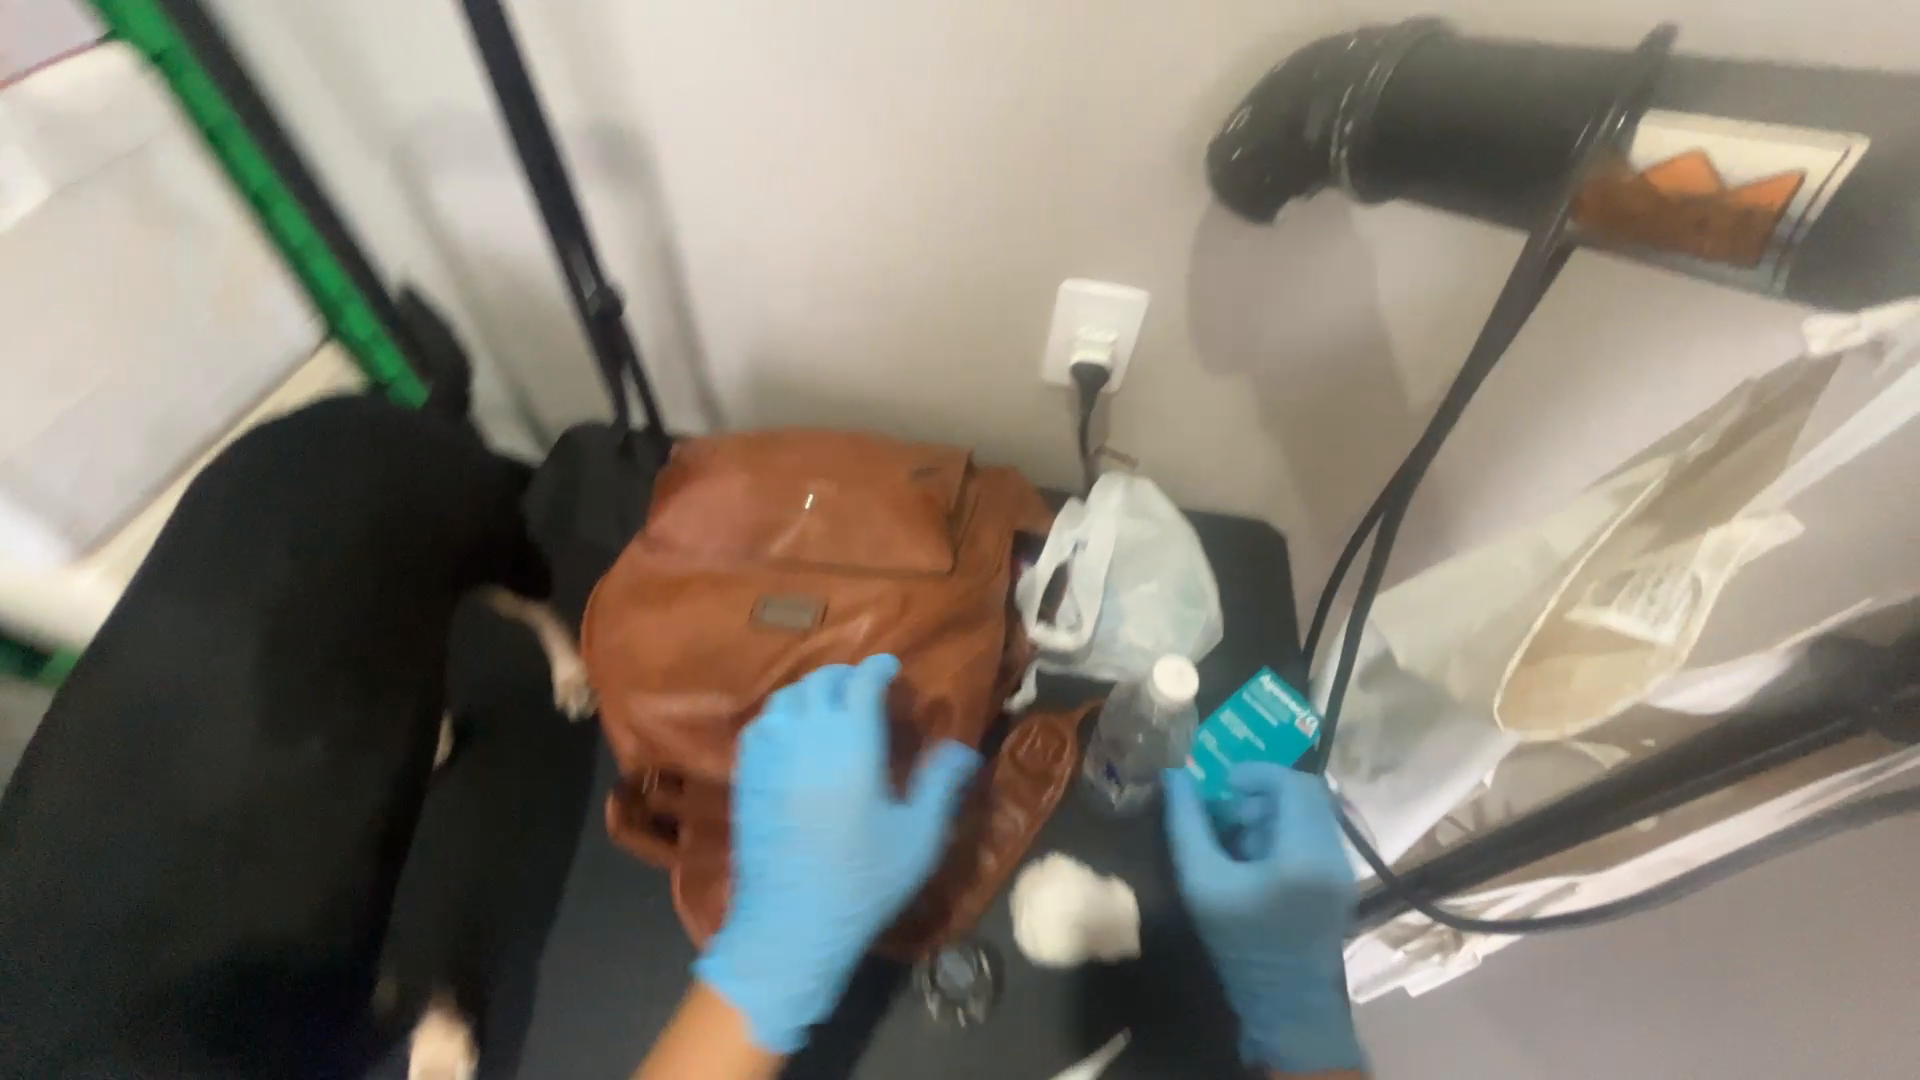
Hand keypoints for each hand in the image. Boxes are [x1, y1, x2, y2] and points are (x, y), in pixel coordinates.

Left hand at [694, 655, 981, 1053]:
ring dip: (808, 692)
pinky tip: (789, 734)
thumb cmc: (863, 878)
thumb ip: (941, 784)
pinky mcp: (746, 777)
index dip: (878, 667)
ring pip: (784, 699)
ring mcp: (769, 755)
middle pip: (818, 682)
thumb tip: (965, 750)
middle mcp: (807, 735)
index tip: (890, 666)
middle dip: (842, 675)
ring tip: (825, 705)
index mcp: (852, 741)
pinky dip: (779, 716)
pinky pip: (759, 727)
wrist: (791, 923)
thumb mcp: (919, 835)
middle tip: (860, 686)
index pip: (861, 682)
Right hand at [1164, 764, 1364, 1075]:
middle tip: (1226, 814)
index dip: (1256, 773)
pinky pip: (1315, 834)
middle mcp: (1334, 854)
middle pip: (1305, 794)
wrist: (1285, 1005)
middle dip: (1261, 794)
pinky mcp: (1341, 882)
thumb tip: (1173, 773)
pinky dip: (1284, 832)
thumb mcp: (1199, 878)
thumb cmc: (1238, 941)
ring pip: (1310, 813)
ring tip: (1237, 840)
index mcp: (1304, 853)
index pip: (1293, 783)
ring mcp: (1343, 870)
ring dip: (1271, 813)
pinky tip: (1255, 859)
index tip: (1222, 785)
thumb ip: (1185, 821)